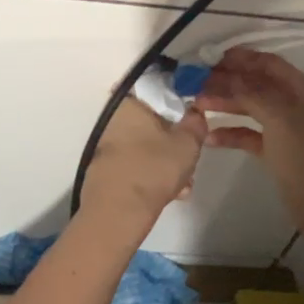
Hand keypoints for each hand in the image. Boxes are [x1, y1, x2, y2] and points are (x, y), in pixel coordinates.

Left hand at [81, 97, 206, 228]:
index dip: (179, 108)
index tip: (192, 124)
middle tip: (190, 160)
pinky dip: (153, 176)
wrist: (118, 209)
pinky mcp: (107, 169)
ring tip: (184, 185)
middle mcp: (115, 119)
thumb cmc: (155, 166)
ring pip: (148, 147)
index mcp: (131, 104)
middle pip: (155, 125)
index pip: (159, 93)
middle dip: (175, 143)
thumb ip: (196, 122)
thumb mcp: (188, 142)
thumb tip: (194, 112)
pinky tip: (171, 195)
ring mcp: (108, 145)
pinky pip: (137, 165)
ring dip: (167, 164)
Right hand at [195, 48, 303, 242]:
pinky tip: (210, 138)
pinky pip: (250, 135)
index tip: (210, 59)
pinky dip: (231, 133)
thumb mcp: (280, 119)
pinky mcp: (277, 151)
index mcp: (303, 90)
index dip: (241, 58)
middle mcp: (295, 105)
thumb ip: (252, 93)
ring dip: (225, 105)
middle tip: (196, 83)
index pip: (269, 64)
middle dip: (227, 82)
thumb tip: (225, 75)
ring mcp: (286, 129)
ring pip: (251, 108)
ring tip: (197, 105)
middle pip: (257, 84)